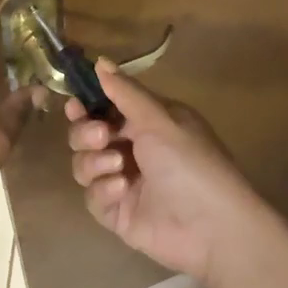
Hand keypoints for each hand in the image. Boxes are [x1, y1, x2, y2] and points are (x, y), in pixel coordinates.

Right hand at [65, 59, 262, 281]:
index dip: (87, 104)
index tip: (75, 104)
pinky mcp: (117, 213)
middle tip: (101, 136)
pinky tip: (121, 190)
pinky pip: (92, 196)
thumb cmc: (189, 163)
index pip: (106, 106)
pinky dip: (102, 189)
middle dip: (85, 132)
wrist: (212, 227)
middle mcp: (133, 149)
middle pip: (86, 134)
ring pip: (84, 164)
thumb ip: (125, 92)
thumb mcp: (159, 120)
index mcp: (147, 123)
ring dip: (94, 161)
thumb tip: (100, 60)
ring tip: (118, 166)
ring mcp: (124, 182)